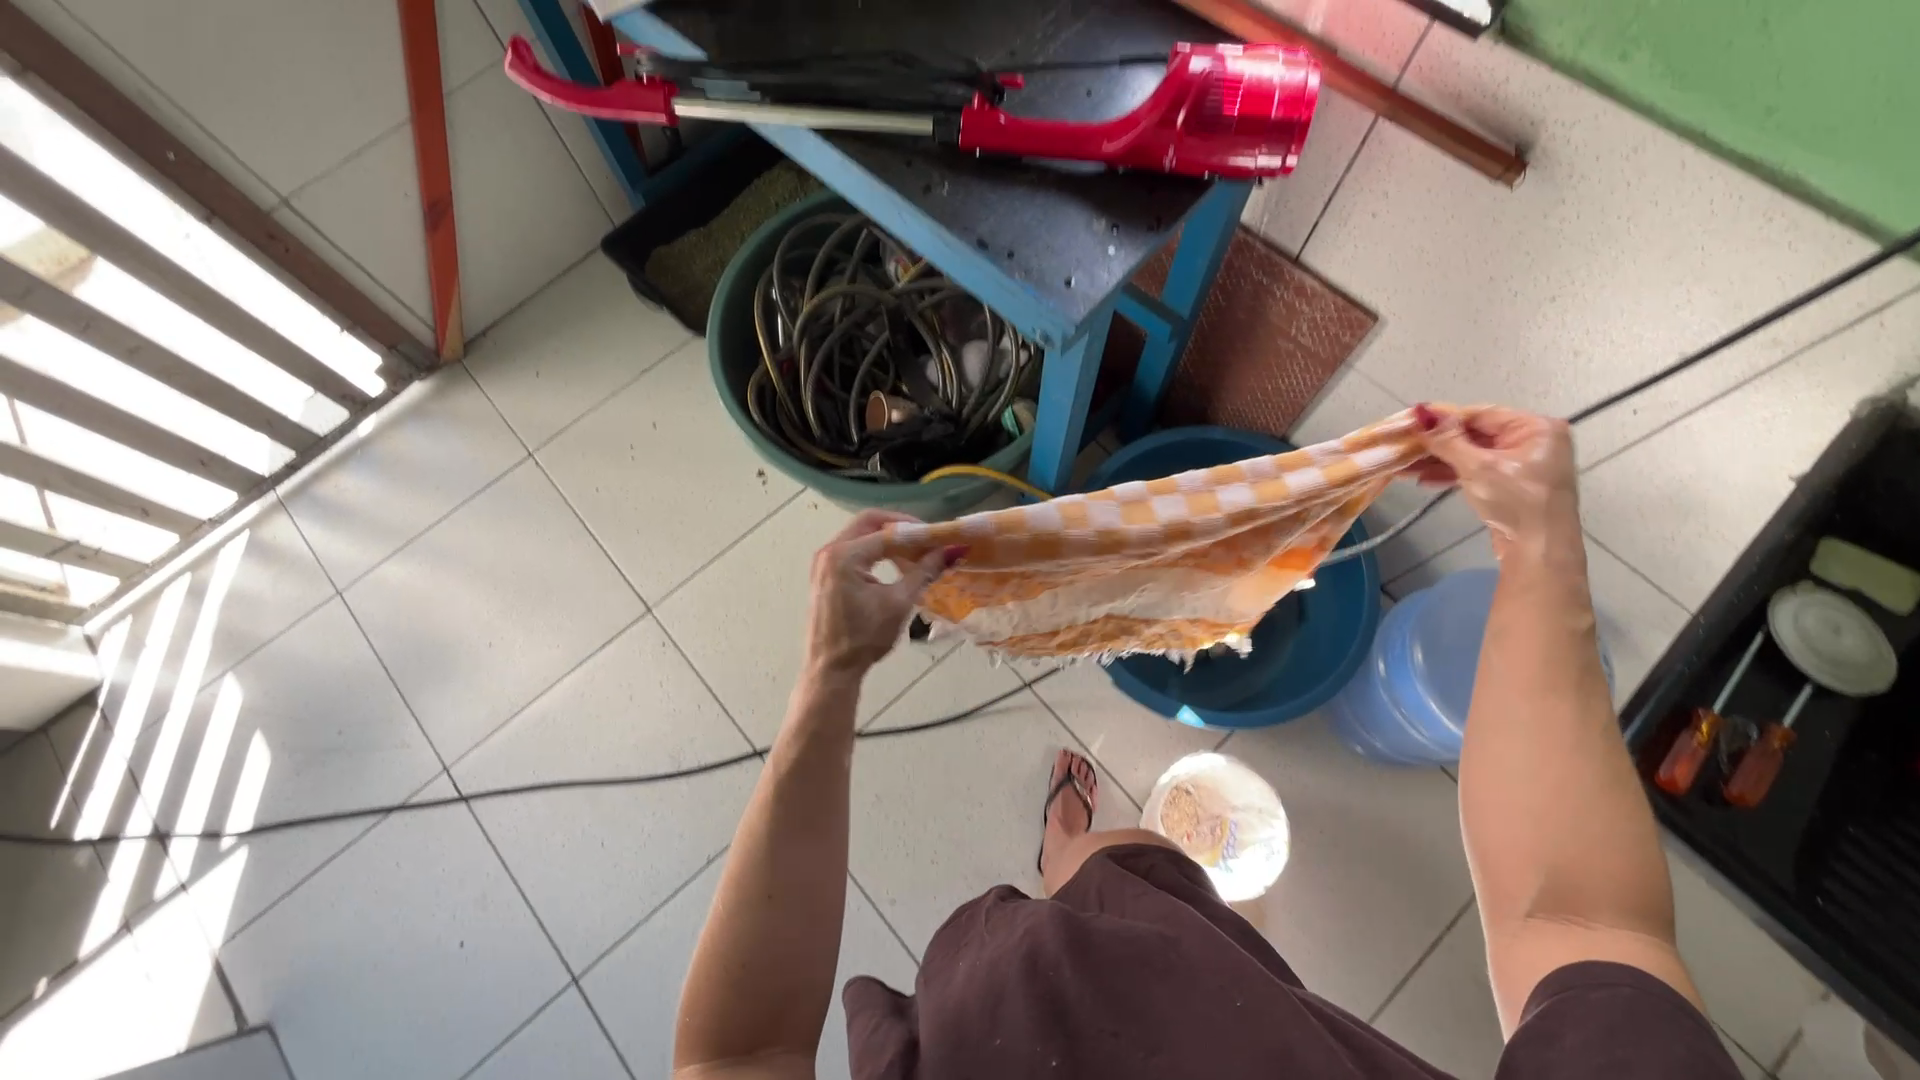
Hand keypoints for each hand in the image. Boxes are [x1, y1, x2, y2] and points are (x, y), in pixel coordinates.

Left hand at [804, 510, 965, 677]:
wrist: (832, 670)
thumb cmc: (864, 638)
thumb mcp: (899, 603)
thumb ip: (924, 571)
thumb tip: (951, 551)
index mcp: (844, 555)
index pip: (886, 531)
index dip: (917, 532)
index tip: (941, 537)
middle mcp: (829, 551)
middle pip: (870, 523)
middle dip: (901, 528)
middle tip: (927, 540)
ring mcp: (824, 562)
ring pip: (861, 535)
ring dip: (888, 539)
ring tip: (916, 552)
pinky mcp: (825, 574)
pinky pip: (854, 550)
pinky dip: (875, 551)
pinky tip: (896, 564)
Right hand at [1413, 404, 1580, 561]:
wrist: (1538, 550)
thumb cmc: (1515, 502)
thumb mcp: (1478, 467)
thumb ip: (1448, 440)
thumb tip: (1421, 413)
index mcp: (1535, 428)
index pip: (1481, 414)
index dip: (1444, 418)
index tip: (1410, 421)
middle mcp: (1532, 440)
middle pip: (1475, 434)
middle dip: (1437, 443)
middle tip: (1402, 445)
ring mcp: (1522, 464)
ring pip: (1472, 454)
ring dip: (1439, 460)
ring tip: (1404, 466)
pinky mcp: (1510, 485)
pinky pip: (1477, 471)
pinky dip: (1452, 474)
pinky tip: (1423, 480)